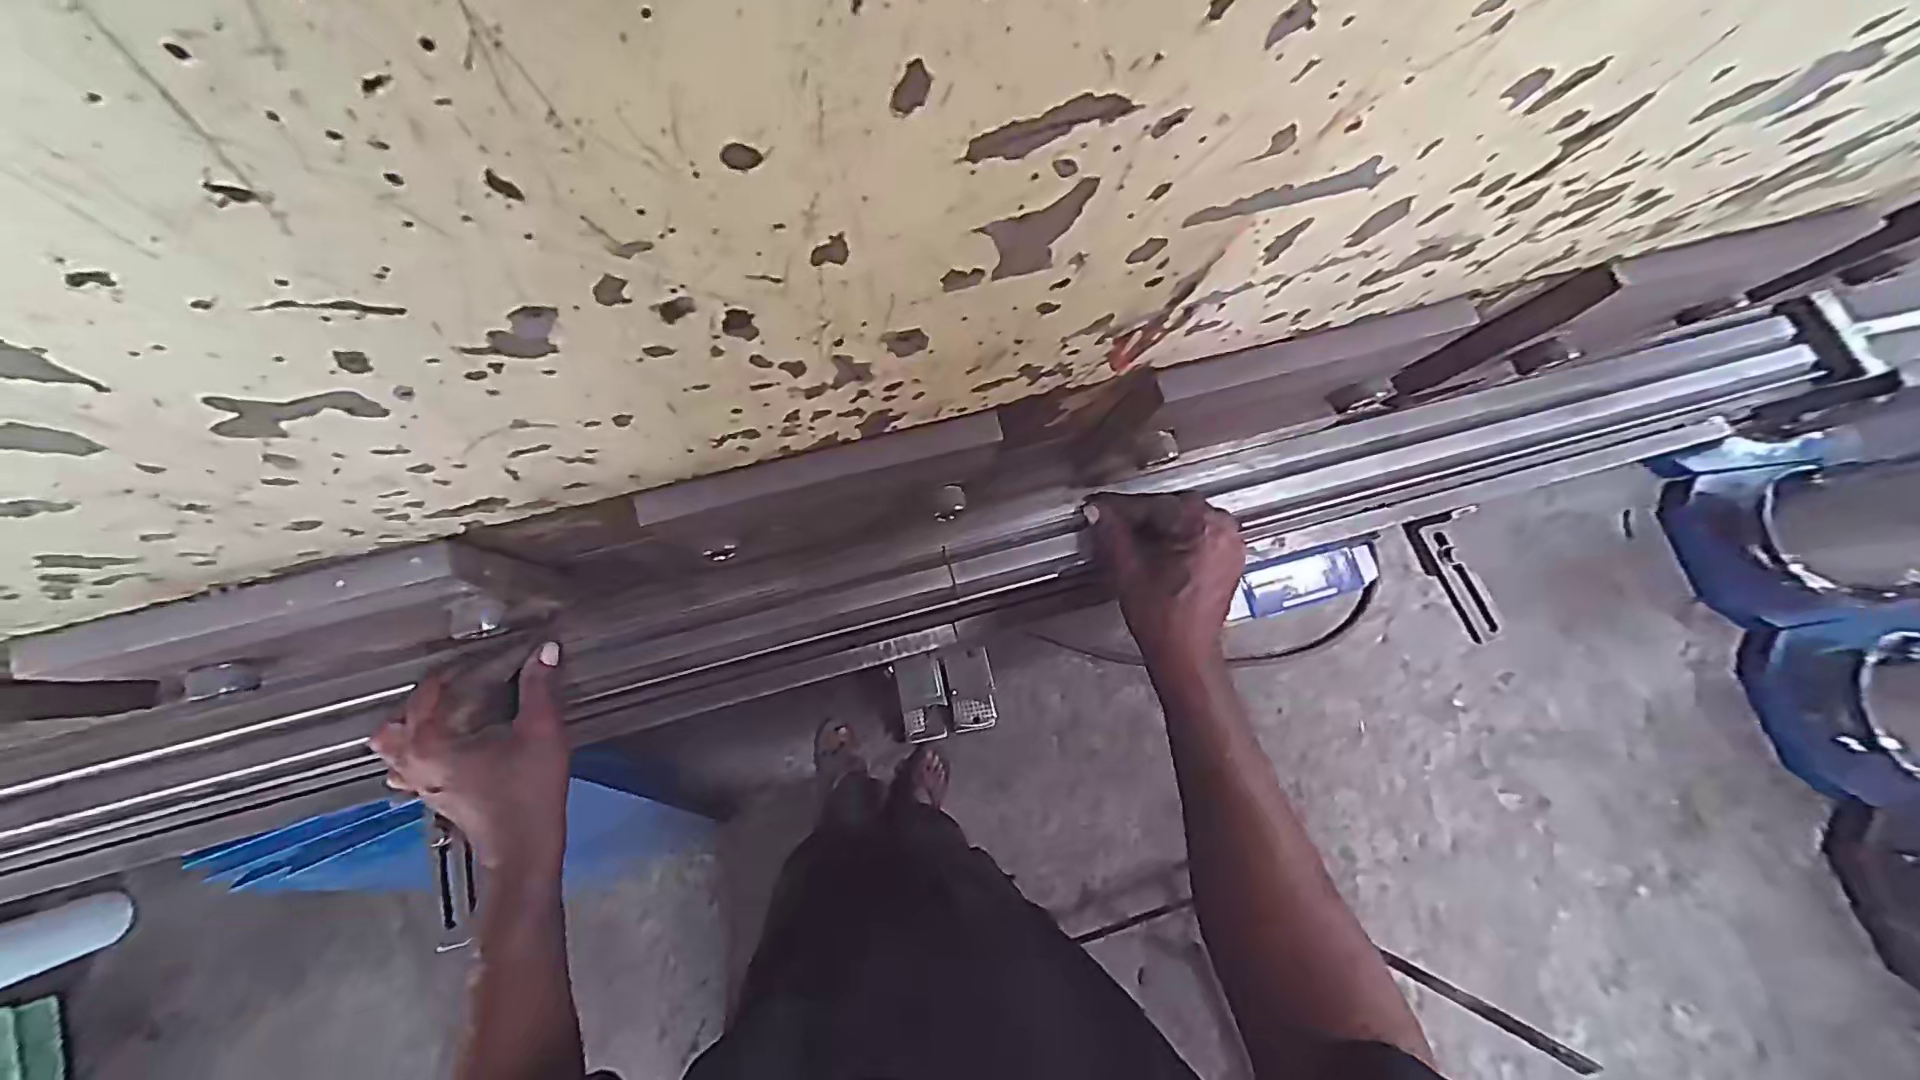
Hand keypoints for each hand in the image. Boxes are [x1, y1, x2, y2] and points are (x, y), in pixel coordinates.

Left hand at [372, 641, 570, 873]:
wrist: (524, 845)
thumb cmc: (530, 787)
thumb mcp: (542, 730)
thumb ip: (540, 687)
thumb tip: (545, 648)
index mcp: (430, 742)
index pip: (435, 690)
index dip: (467, 668)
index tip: (497, 657)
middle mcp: (410, 760)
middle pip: (402, 716)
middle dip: (434, 695)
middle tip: (471, 681)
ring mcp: (415, 781)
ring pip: (396, 743)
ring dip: (419, 722)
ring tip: (456, 710)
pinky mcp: (428, 793)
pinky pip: (406, 762)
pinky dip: (420, 746)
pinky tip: (450, 743)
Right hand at [1086, 492, 1244, 665]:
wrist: (1186, 651)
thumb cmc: (1162, 617)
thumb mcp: (1127, 569)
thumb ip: (1112, 532)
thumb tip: (1098, 510)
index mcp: (1202, 526)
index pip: (1154, 503)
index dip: (1121, 507)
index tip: (1100, 508)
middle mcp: (1224, 530)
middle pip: (1173, 507)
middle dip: (1142, 513)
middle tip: (1113, 521)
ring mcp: (1231, 544)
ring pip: (1187, 519)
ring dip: (1160, 524)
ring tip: (1132, 536)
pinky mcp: (1230, 559)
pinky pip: (1200, 534)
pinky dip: (1177, 536)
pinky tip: (1155, 549)